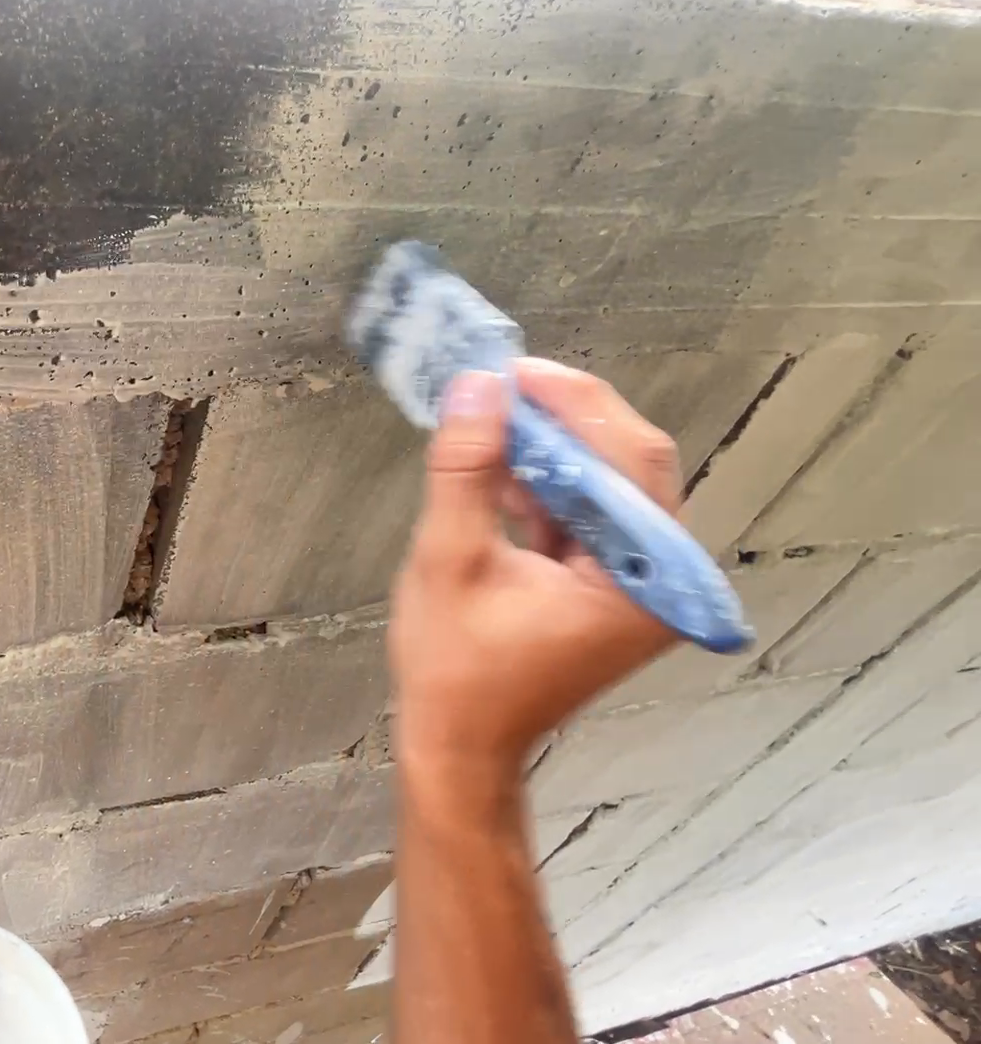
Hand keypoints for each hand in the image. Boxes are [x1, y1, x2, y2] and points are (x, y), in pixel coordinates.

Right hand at [390, 358, 681, 768]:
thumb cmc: (451, 664)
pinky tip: (499, 475)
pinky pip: (587, 518)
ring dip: (550, 452)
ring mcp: (640, 586)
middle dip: (564, 420)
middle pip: (629, 467)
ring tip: (488, 424)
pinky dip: (545, 489)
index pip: (628, 459)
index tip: (508, 370)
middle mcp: (663, 578)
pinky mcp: (609, 590)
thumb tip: (475, 386)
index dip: (573, 402)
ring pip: (608, 488)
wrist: (458, 741)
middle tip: (496, 390)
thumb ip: (466, 471)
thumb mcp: (447, 560)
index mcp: (643, 579)